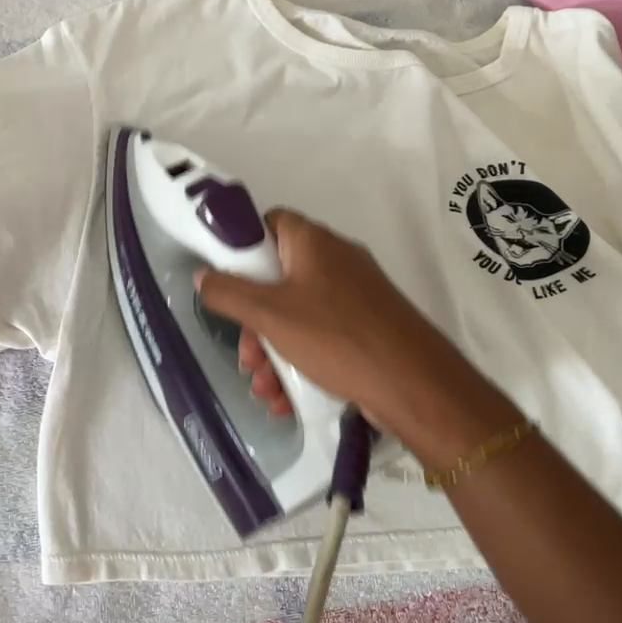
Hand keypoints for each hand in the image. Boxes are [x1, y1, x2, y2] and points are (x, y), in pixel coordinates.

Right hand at [197, 209, 518, 463]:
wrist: (418, 387)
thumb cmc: (337, 337)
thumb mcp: (269, 315)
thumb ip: (228, 292)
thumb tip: (203, 276)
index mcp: (312, 242)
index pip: (269, 223)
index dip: (243, 246)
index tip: (227, 280)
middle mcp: (335, 260)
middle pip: (277, 278)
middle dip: (253, 321)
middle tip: (246, 355)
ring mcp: (355, 296)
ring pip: (297, 314)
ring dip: (273, 351)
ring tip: (266, 390)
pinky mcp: (368, 328)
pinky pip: (321, 336)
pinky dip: (301, 362)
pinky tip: (288, 399)